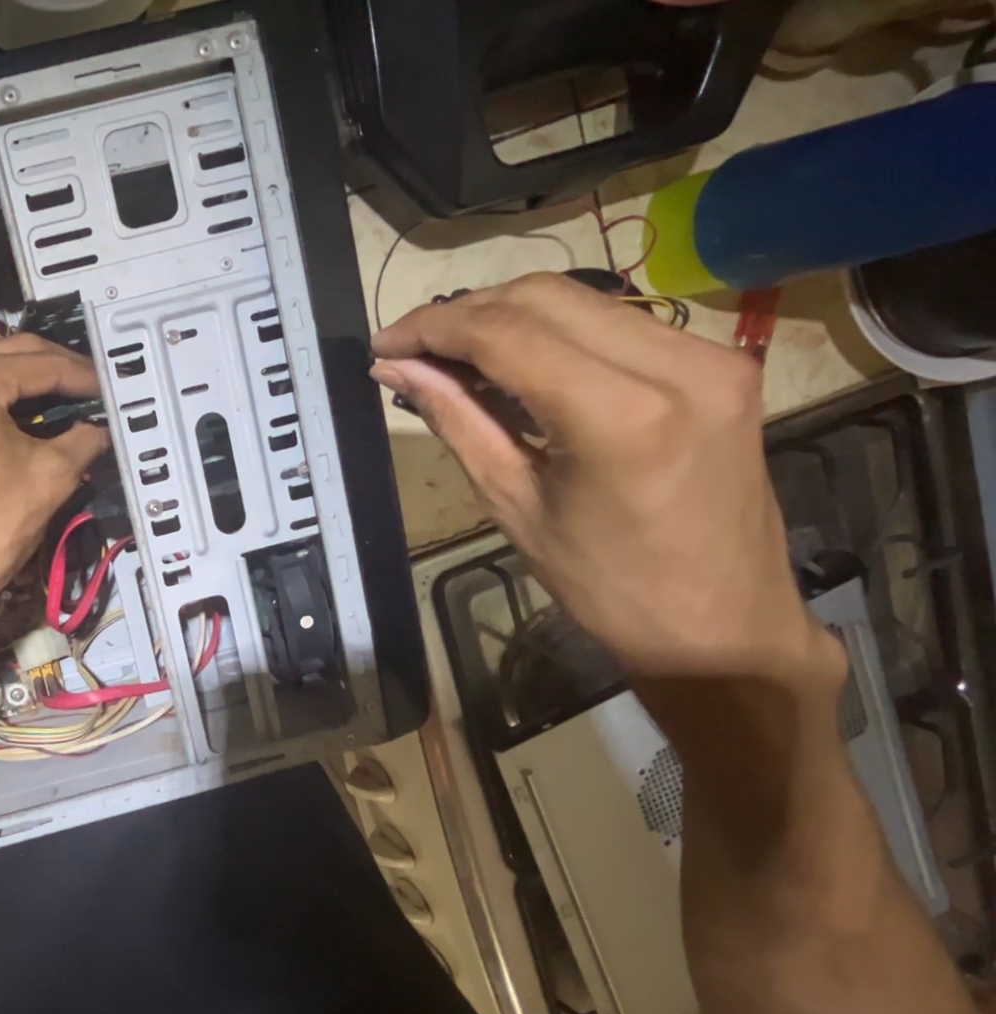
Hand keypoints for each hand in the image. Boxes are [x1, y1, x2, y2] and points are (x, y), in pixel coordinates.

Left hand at [0, 334, 107, 648]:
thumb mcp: (51, 476)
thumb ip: (83, 437)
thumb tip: (101, 425)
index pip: (36, 365)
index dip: (80, 374)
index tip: (110, 384)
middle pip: (7, 357)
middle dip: (54, 371)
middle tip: (93, 386)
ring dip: (26, 382)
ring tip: (69, 396)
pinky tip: (30, 409)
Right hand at [370, 273, 839, 686]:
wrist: (721, 623)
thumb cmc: (605, 584)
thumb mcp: (512, 502)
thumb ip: (455, 419)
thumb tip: (395, 369)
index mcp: (620, 415)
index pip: (506, 334)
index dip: (433, 329)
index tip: (383, 345)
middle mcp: (675, 364)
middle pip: (543, 298)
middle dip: (463, 313)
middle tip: (410, 348)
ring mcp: (708, 356)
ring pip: (579, 299)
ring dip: (504, 316)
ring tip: (450, 354)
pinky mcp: (718, 361)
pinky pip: (615, 322)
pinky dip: (551, 331)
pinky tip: (512, 361)